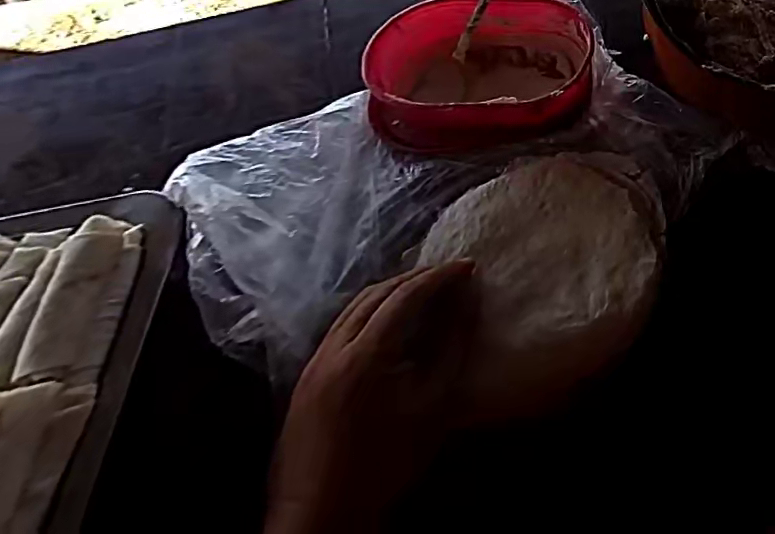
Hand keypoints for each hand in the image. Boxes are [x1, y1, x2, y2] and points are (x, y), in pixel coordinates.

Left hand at [265, 261, 476, 533]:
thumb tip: (468, 302)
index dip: (440, 276)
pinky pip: (342, 324)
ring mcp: (314, 360)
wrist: (320, 517)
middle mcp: (333, 348)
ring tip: (424, 288)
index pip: (406, 295)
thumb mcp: (432, 406)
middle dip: (416, 277)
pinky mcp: (306, 374)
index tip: (468, 266)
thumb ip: (452, 348)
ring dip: (392, 290)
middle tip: (449, 273)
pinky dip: (371, 310)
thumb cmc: (385, 464)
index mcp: (364, 356)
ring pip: (355, 305)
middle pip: (377, 293)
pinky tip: (390, 319)